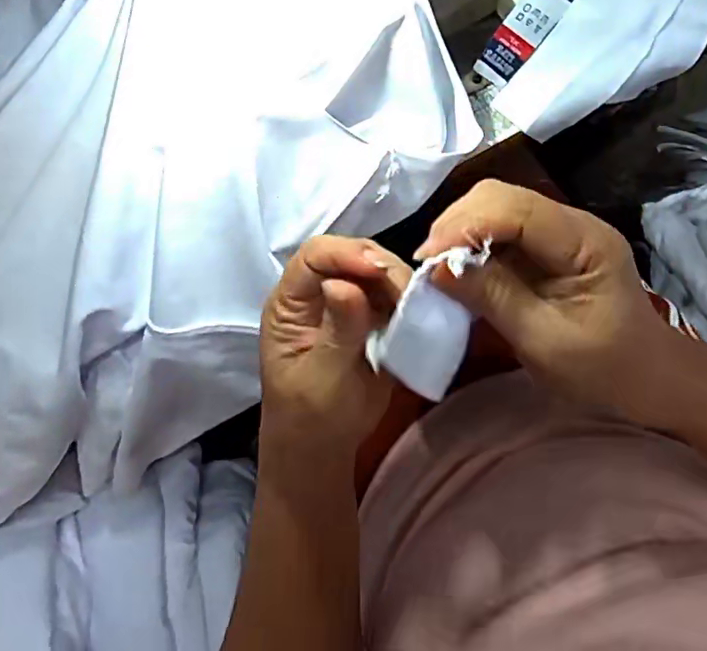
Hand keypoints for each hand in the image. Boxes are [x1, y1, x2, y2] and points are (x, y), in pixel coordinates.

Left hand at [259, 236, 412, 459]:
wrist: (324, 451)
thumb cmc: (312, 419)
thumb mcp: (323, 378)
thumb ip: (338, 330)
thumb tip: (345, 285)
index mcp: (289, 303)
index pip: (314, 256)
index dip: (346, 254)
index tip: (379, 272)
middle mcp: (314, 292)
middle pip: (349, 254)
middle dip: (380, 266)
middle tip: (409, 293)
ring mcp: (342, 300)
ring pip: (373, 268)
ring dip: (398, 280)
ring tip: (415, 304)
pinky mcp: (366, 313)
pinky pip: (389, 290)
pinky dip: (405, 296)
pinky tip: (416, 311)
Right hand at [416, 180, 678, 418]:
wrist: (649, 380)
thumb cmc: (605, 370)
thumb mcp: (545, 342)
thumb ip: (493, 297)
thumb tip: (436, 269)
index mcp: (586, 241)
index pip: (518, 210)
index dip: (467, 225)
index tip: (428, 259)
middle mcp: (574, 222)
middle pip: (502, 196)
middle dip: (459, 223)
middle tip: (428, 264)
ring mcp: (561, 229)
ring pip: (496, 205)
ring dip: (461, 229)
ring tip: (437, 265)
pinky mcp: (547, 243)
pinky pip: (500, 227)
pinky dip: (472, 242)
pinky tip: (458, 266)